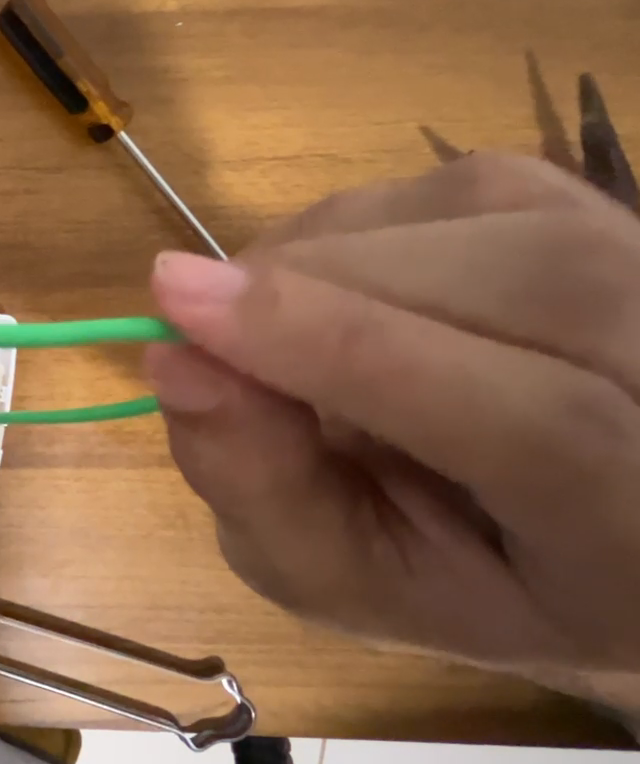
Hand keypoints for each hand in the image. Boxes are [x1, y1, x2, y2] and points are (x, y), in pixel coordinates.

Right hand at [145, 153, 639, 710]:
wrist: (590, 526)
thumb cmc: (447, 578)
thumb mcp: (329, 572)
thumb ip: (255, 485)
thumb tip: (171, 360)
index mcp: (638, 518)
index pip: (523, 416)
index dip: (331, 347)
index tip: (169, 299)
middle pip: (514, 280)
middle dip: (306, 286)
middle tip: (197, 324)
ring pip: (484, 211)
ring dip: (320, 254)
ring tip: (266, 328)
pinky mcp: (622, 216)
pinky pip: (471, 186)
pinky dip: (355, 227)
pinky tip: (328, 291)